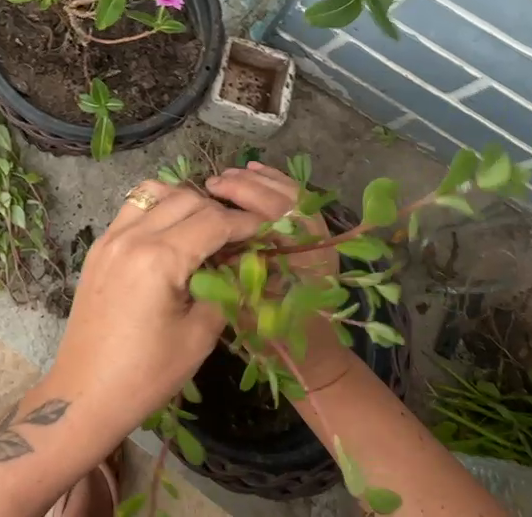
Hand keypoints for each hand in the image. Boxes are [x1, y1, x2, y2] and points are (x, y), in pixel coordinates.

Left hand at [45, 180, 263, 438]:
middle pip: (186, 199)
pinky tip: (171, 232)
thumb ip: (223, 291)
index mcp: (159, 258)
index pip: (213, 221)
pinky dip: (156, 208)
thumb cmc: (146, 373)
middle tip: (238, 236)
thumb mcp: (199, 337)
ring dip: (184, 201)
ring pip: (155, 193)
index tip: (265, 229)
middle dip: (218, 211)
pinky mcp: (98, 246)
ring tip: (203, 228)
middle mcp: (132, 236)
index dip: (244, 223)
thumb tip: (238, 266)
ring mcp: (110, 237)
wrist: (85, 392)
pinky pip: (132, 208)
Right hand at [205, 161, 357, 391]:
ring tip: (231, 174)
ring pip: (293, 193)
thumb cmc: (277, 338)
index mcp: (302, 258)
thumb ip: (231, 267)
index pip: (273, 211)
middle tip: (214, 181)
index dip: (241, 194)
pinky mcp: (319, 236)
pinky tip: (257, 173)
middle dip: (247, 184)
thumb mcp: (246, 305)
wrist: (316, 357)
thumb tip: (209, 231)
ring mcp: (322, 237)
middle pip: (283, 196)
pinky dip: (278, 183)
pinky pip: (300, 200)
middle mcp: (317, 241)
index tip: (211, 189)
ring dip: (262, 180)